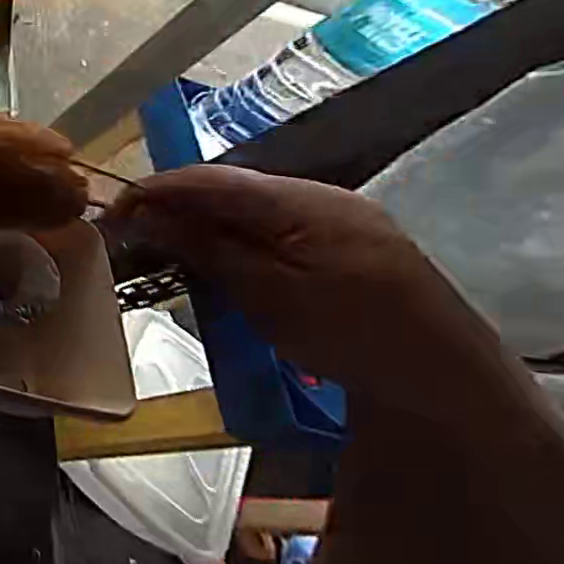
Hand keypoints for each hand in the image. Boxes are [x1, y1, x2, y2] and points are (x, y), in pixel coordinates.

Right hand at [101, 165, 501, 407]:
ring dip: (203, 221)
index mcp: (304, 202)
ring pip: (249, 205)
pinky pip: (272, 224)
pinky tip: (220, 258)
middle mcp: (320, 195)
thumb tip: (149, 216)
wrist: (449, 384)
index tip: (113, 210)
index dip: (156, 189)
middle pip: (228, 187)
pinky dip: (234, 236)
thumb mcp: (268, 296)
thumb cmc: (353, 338)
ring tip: (166, 246)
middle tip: (133, 231)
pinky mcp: (343, 238)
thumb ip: (207, 249)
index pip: (212, 180)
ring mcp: (336, 215)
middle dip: (175, 204)